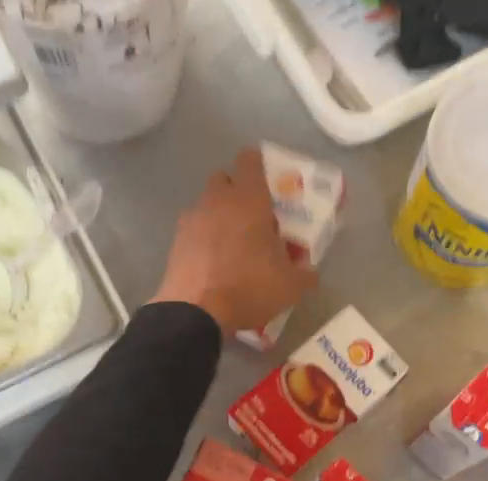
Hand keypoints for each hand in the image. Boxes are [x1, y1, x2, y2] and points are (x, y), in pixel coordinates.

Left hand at [151, 148, 316, 333]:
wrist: (197, 313)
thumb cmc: (249, 287)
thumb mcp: (289, 286)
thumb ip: (304, 274)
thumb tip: (311, 273)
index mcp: (249, 199)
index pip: (251, 160)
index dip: (259, 166)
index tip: (268, 183)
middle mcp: (218, 200)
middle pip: (225, 179)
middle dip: (237, 193)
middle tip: (252, 218)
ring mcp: (192, 219)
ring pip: (207, 205)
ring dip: (219, 216)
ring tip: (231, 246)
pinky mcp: (176, 241)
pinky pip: (193, 230)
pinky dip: (203, 240)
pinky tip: (212, 263)